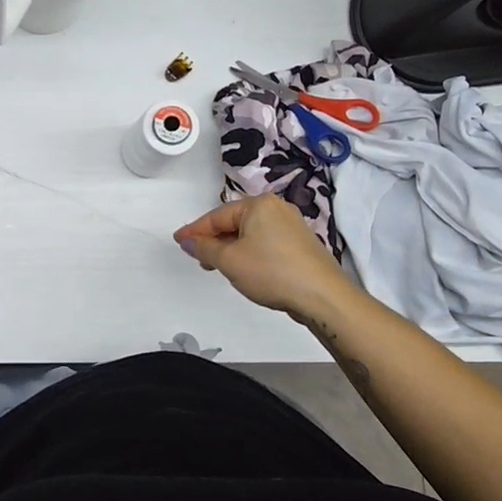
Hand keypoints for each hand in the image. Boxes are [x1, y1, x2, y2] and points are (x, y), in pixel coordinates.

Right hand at [174, 195, 346, 319]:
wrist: (322, 296)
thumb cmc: (271, 272)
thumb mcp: (230, 261)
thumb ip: (205, 249)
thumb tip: (188, 241)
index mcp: (258, 204)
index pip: (217, 216)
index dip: (195, 230)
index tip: (179, 241)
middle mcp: (276, 208)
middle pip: (235, 222)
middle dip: (215, 240)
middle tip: (199, 259)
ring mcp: (292, 225)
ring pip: (251, 233)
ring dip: (232, 248)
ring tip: (220, 267)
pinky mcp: (301, 243)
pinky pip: (266, 242)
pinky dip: (250, 252)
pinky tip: (246, 268)